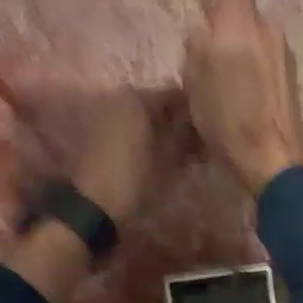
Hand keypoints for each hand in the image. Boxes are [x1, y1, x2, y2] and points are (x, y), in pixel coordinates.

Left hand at [71, 86, 193, 222]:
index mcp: (137, 97)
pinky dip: (145, 140)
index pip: (177, 96)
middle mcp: (119, 97)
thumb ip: (186, 134)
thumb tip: (198, 123)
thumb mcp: (170, 158)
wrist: (92, 206)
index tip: (209, 136)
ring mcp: (105, 115)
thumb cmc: (135, 178)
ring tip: (180, 158)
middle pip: (158, 106)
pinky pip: (130, 130)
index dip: (196, 115)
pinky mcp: (97, 135)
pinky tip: (157, 160)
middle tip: (197, 149)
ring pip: (144, 119)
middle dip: (179, 125)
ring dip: (162, 134)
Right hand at [185, 0, 302, 195]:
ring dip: (240, 48)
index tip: (208, 8)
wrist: (273, 156)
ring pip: (254, 33)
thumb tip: (204, 31)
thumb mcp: (195, 80)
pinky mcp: (291, 73)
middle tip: (210, 56)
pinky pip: (265, 55)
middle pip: (243, 8)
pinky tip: (246, 96)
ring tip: (227, 84)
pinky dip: (254, 66)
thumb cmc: (227, 119)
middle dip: (225, 24)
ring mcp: (283, 50)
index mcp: (238, 22)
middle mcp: (266, 27)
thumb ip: (197, 45)